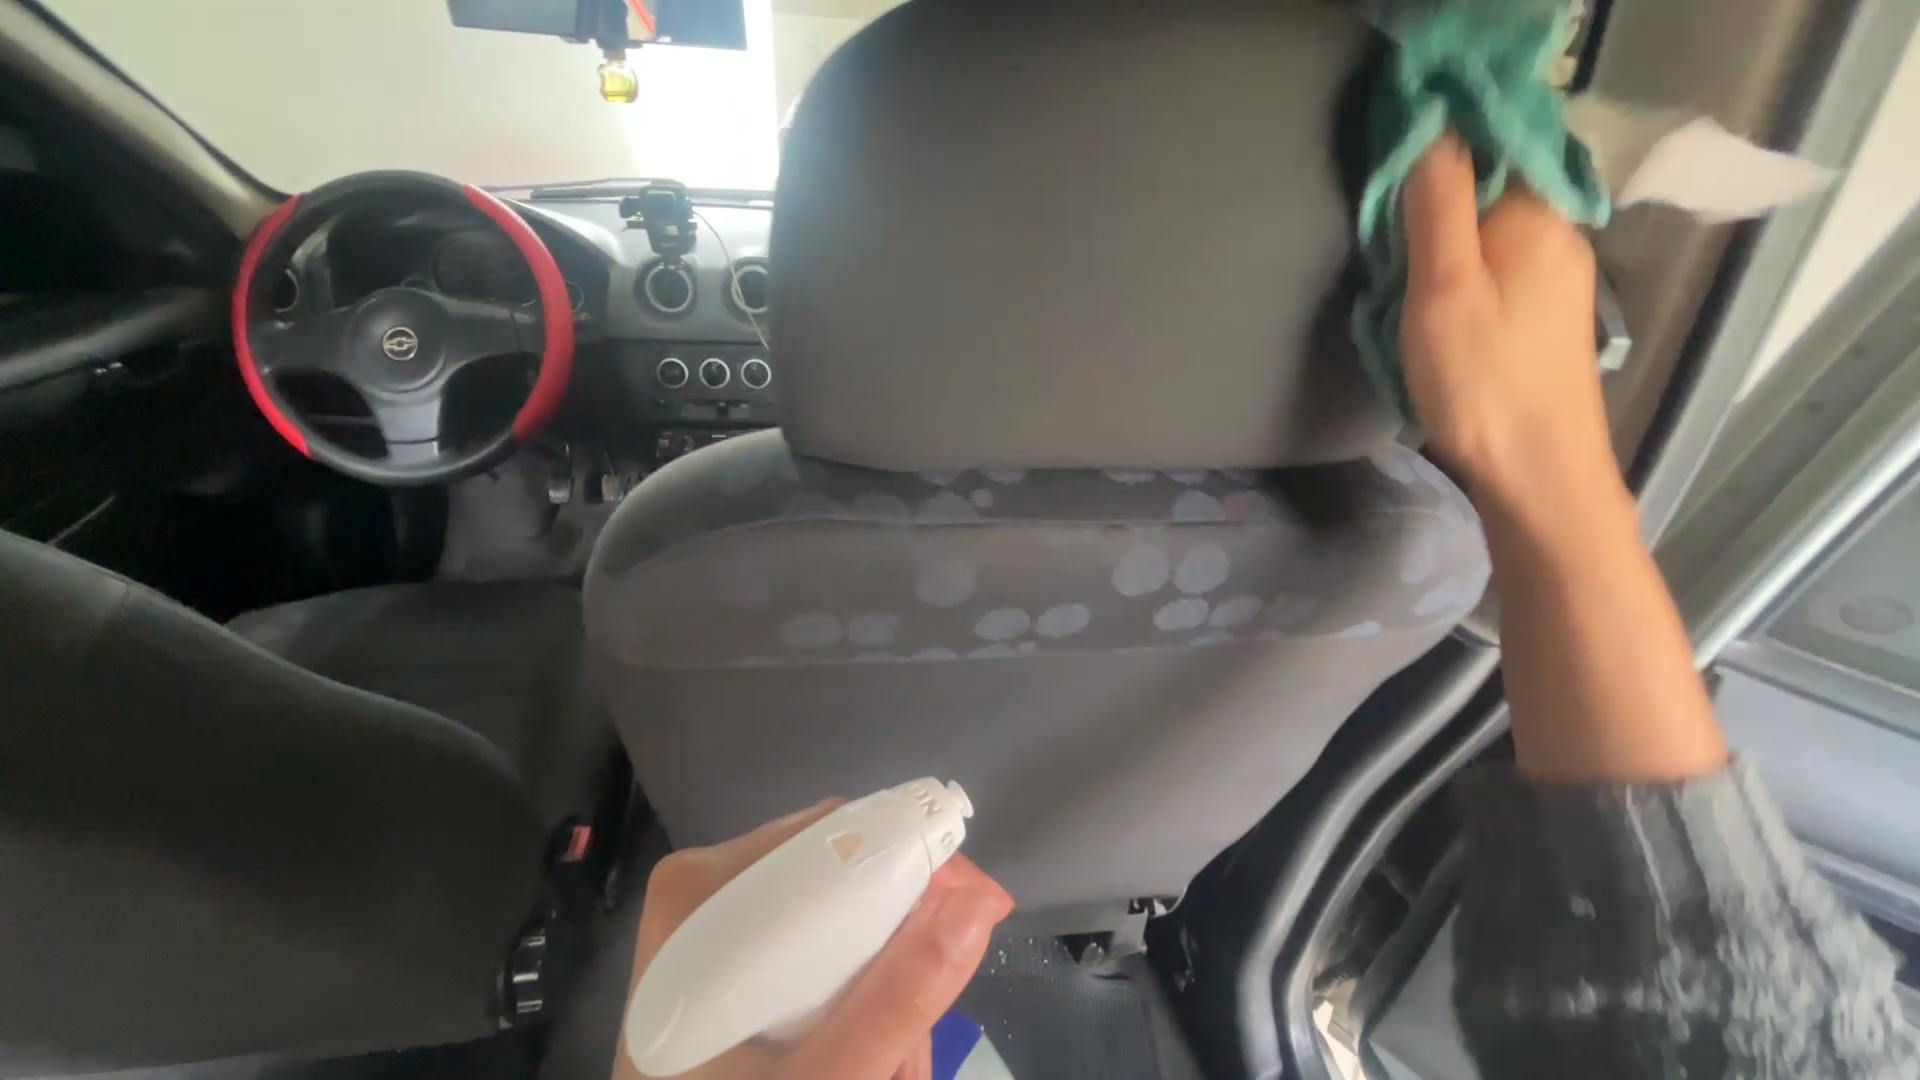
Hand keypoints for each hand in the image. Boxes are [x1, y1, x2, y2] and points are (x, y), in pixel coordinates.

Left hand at [614, 801, 1014, 1079]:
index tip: (976, 908)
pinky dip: (857, 974)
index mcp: (698, 894)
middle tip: (940, 1007)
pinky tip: (869, 1035)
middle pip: (841, 865)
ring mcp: (711, 908)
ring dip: (889, 964)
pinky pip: (817, 920)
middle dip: (906, 932)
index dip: (913, 868)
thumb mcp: (820, 1079)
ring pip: (838, 895)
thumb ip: (892, 1006)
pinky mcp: (724, 937)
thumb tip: (975, 905)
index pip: (833, 838)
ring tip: (903, 1054)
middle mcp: (703, 883)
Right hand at [1398, 134, 1621, 518]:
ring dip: (1436, 250)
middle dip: (1429, 209)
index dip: (1437, 154)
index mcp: (1536, 216)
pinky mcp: (1543, 316)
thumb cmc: (1481, 378)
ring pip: (1485, 236)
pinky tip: (1428, 313)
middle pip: (1486, 193)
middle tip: (1379, 250)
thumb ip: (1436, 207)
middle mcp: (1557, 235)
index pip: (1489, 149)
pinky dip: (1456, 278)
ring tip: (1396, 288)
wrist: (1535, 468)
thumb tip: (1431, 133)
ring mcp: (1555, 278)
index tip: (1385, 184)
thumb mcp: (1442, 288)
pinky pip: (1493, 271)